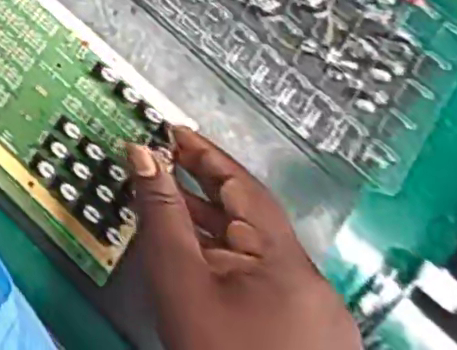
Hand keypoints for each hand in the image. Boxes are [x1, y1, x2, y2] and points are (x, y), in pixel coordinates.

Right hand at [128, 127, 359, 349]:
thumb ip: (160, 206)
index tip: (169, 129)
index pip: (245, 189)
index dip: (206, 154)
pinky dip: (222, 249)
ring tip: (165, 195)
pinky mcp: (305, 334)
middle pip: (254, 216)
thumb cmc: (214, 345)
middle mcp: (312, 285)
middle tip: (162, 152)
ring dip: (210, 217)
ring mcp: (314, 314)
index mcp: (288, 265)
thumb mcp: (177, 272)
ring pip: (255, 246)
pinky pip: (260, 274)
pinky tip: (192, 248)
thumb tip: (142, 151)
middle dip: (205, 182)